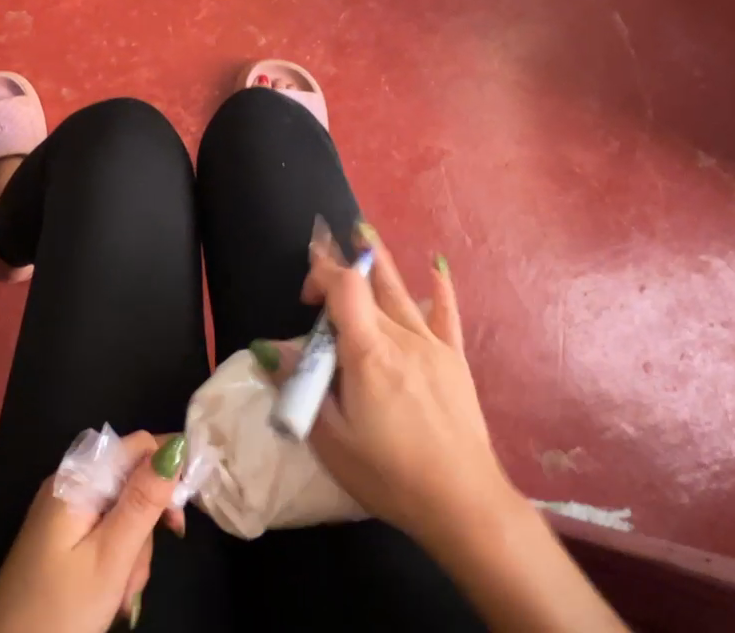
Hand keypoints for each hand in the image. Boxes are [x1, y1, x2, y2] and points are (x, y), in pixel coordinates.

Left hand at [0, 432, 187, 632]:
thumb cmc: (58, 610)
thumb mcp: (110, 557)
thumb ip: (143, 501)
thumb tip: (177, 446)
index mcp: (77, 480)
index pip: (138, 446)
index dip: (167, 471)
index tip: (177, 520)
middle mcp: (69, 485)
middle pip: (132, 482)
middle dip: (145, 525)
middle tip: (137, 571)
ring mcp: (63, 513)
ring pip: (122, 513)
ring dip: (132, 551)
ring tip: (119, 593)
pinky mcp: (61, 539)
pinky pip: (105, 533)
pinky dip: (116, 560)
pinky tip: (110, 593)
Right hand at [257, 225, 514, 548]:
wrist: (463, 502)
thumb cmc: (389, 475)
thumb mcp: (331, 440)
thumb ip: (302, 388)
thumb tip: (271, 349)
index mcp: (367, 352)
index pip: (344, 288)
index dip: (322, 272)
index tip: (305, 291)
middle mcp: (401, 337)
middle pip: (371, 284)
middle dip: (345, 264)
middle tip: (326, 245)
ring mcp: (432, 346)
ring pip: (401, 293)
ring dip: (380, 263)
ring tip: (364, 232)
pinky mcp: (454, 361)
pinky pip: (446, 315)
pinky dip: (440, 289)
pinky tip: (436, 268)